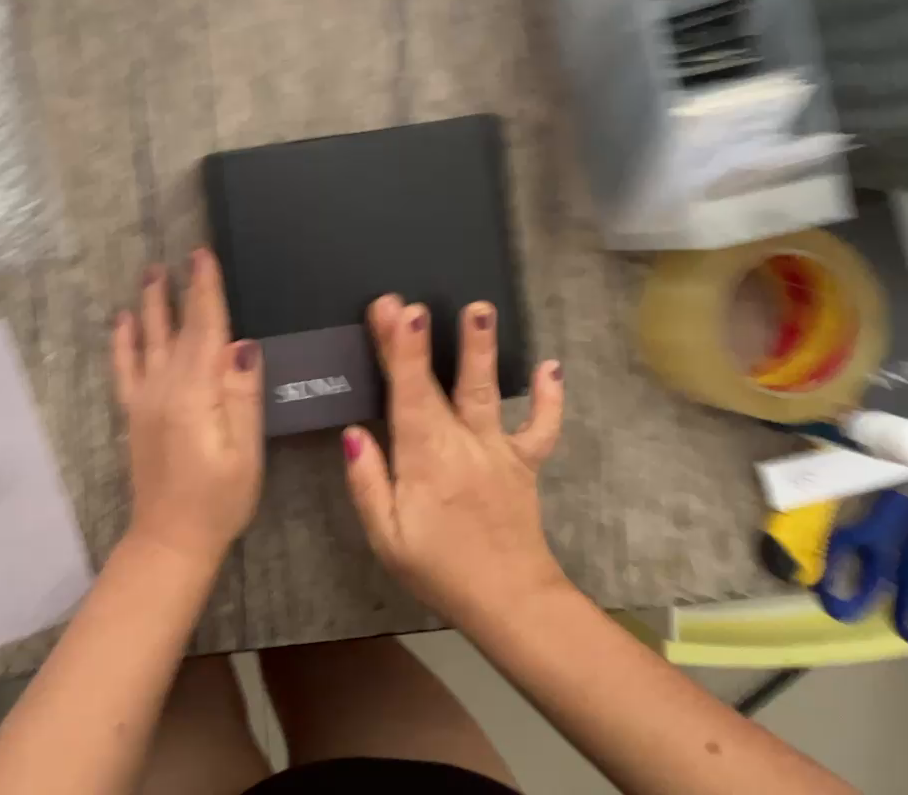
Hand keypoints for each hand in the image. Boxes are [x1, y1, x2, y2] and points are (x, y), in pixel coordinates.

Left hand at [111, 248, 264, 567]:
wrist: (171, 537)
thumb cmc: (220, 499)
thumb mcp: (245, 451)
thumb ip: (242, 395)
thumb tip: (242, 343)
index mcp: (196, 393)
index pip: (205, 329)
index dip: (205, 290)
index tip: (203, 255)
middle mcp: (164, 387)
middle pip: (175, 328)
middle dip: (179, 290)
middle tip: (180, 255)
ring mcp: (144, 399)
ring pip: (147, 341)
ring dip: (149, 305)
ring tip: (150, 273)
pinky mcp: (134, 413)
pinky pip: (124, 368)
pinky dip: (122, 342)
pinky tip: (121, 322)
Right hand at [343, 295, 567, 619]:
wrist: (511, 602)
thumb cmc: (439, 570)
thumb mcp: (387, 538)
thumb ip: (367, 483)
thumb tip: (354, 433)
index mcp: (423, 461)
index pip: (407, 396)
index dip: (400, 353)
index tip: (393, 313)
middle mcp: (462, 446)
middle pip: (436, 385)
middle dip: (419, 342)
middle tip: (409, 303)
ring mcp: (498, 451)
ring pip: (487, 394)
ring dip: (481, 351)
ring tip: (480, 309)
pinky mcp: (525, 463)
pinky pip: (541, 429)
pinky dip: (550, 399)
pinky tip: (553, 367)